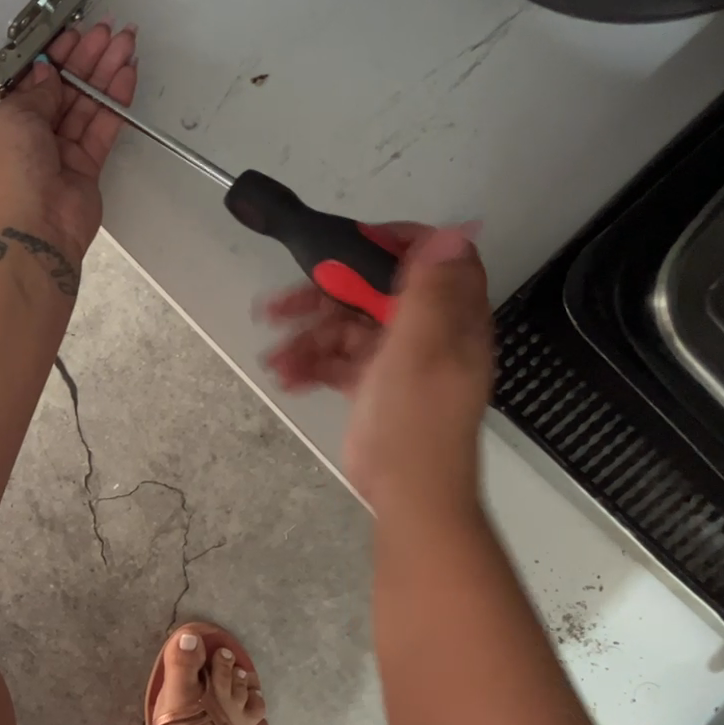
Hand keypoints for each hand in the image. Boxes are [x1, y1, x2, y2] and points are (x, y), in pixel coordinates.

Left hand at [0, 23, 137, 266]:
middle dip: (85, 60)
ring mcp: (59, 157)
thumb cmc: (10, 181)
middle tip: (107, 33)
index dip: (53, 59)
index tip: (73, 36)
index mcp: (5, 130)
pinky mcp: (85, 170)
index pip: (32, 86)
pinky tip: (127, 76)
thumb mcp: (12, 119)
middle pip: (63, 92)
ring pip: (86, 106)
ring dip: (105, 74)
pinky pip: (102, 128)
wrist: (32, 232)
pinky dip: (115, 102)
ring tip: (125, 44)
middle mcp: (31, 143)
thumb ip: (35, 92)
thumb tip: (46, 73)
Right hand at [263, 225, 493, 515]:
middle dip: (324, 298)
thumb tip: (448, 234)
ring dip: (307, 338)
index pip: (431, 260)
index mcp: (449, 317)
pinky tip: (289, 378)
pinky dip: (311, 366)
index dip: (392, 245)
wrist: (408, 490)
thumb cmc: (416, 421)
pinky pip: (337, 362)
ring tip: (274, 358)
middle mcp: (426, 332)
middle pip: (372, 295)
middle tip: (280, 306)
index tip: (344, 246)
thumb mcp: (422, 350)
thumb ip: (429, 293)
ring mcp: (397, 360)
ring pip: (345, 330)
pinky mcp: (371, 386)